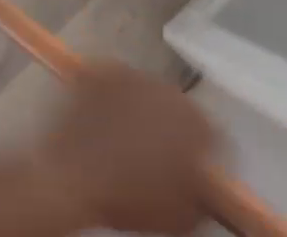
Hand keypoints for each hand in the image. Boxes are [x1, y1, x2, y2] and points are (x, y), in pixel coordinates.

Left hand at [26, 63, 218, 234]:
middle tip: (154, 152)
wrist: (73, 176)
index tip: (189, 171)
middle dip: (171, 128)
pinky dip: (112, 95)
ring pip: (146, 92)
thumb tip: (202, 185)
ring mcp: (131, 75)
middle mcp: (169, 90)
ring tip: (124, 134)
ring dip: (142, 109)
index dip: (201, 157)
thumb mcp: (186, 216)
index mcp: (198, 124)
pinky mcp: (98, 70)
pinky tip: (103, 116)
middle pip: (178, 109)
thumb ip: (204, 195)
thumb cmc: (132, 199)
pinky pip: (114, 82)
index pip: (213, 137)